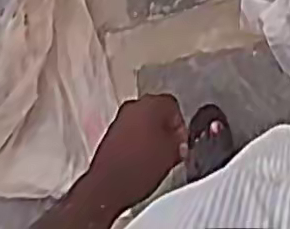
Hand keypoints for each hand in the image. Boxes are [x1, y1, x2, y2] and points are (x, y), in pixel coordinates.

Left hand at [78, 94, 187, 211]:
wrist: (107, 185)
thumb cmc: (139, 166)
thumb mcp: (170, 156)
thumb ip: (179, 143)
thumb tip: (180, 143)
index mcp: (152, 103)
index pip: (173, 105)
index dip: (180, 126)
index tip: (182, 142)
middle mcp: (134, 105)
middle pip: (156, 111)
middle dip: (165, 129)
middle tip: (171, 149)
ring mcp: (120, 118)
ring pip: (142, 121)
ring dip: (150, 136)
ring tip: (156, 158)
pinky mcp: (110, 133)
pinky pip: (130, 132)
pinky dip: (136, 143)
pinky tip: (140, 161)